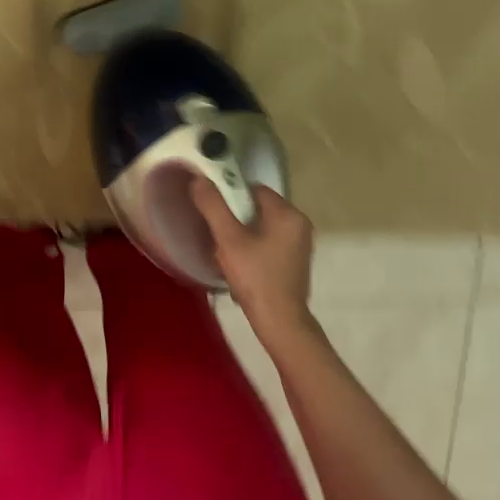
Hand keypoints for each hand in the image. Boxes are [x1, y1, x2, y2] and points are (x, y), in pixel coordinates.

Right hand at [190, 178, 318, 339]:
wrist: (279, 319)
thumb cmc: (254, 276)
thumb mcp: (228, 239)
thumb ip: (213, 207)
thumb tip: (199, 179)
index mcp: (288, 214)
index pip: (254, 189)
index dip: (230, 197)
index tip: (214, 214)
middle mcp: (300, 224)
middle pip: (258, 208)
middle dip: (235, 218)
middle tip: (218, 236)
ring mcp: (300, 243)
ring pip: (262, 226)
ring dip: (243, 234)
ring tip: (227, 252)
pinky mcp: (296, 259)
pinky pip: (270, 241)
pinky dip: (254, 246)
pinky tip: (242, 264)